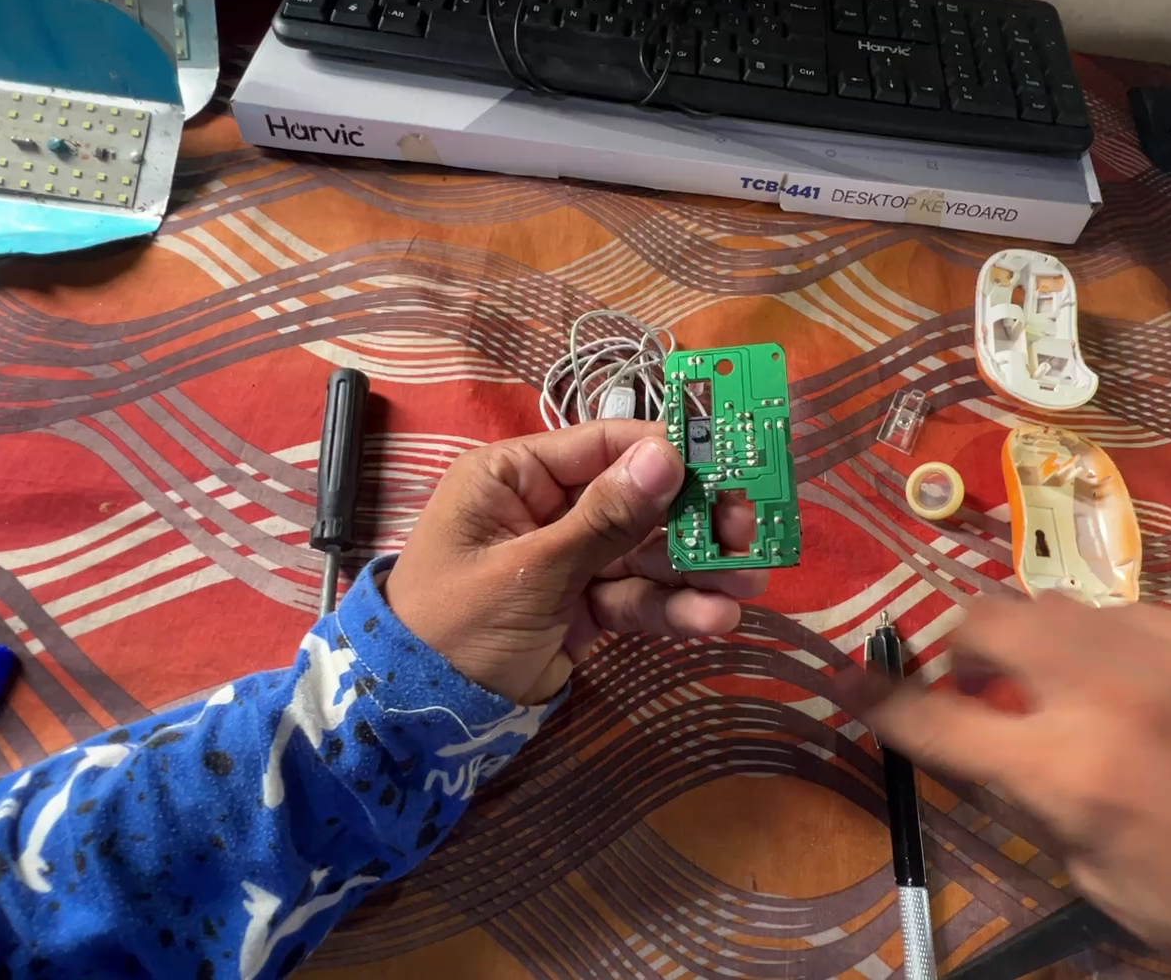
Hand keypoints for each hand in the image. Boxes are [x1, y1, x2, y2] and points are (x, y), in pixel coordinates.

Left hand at [384, 421, 765, 704]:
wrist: (421, 723)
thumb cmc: (456, 626)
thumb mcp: (531, 570)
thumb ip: (603, 518)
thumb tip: (667, 456)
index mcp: (517, 476)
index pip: (603, 446)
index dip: (666, 452)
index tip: (727, 463)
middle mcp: (549, 508)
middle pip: (636, 500)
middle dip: (692, 519)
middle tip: (746, 531)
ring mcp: (572, 559)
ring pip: (645, 552)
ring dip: (695, 569)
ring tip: (749, 584)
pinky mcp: (588, 606)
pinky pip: (637, 597)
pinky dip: (673, 608)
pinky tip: (714, 618)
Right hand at [838, 597, 1170, 979]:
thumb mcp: (1111, 890)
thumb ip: (1029, 803)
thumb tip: (977, 744)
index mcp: (1074, 773)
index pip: (934, 719)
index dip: (877, 698)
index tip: (846, 678)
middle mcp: (1111, 689)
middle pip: (983, 619)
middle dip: (958, 647)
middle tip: (977, 683)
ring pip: (1055, 606)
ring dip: (1038, 644)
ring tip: (1074, 688)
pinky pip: (1138, 617)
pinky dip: (1119, 650)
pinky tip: (1164, 694)